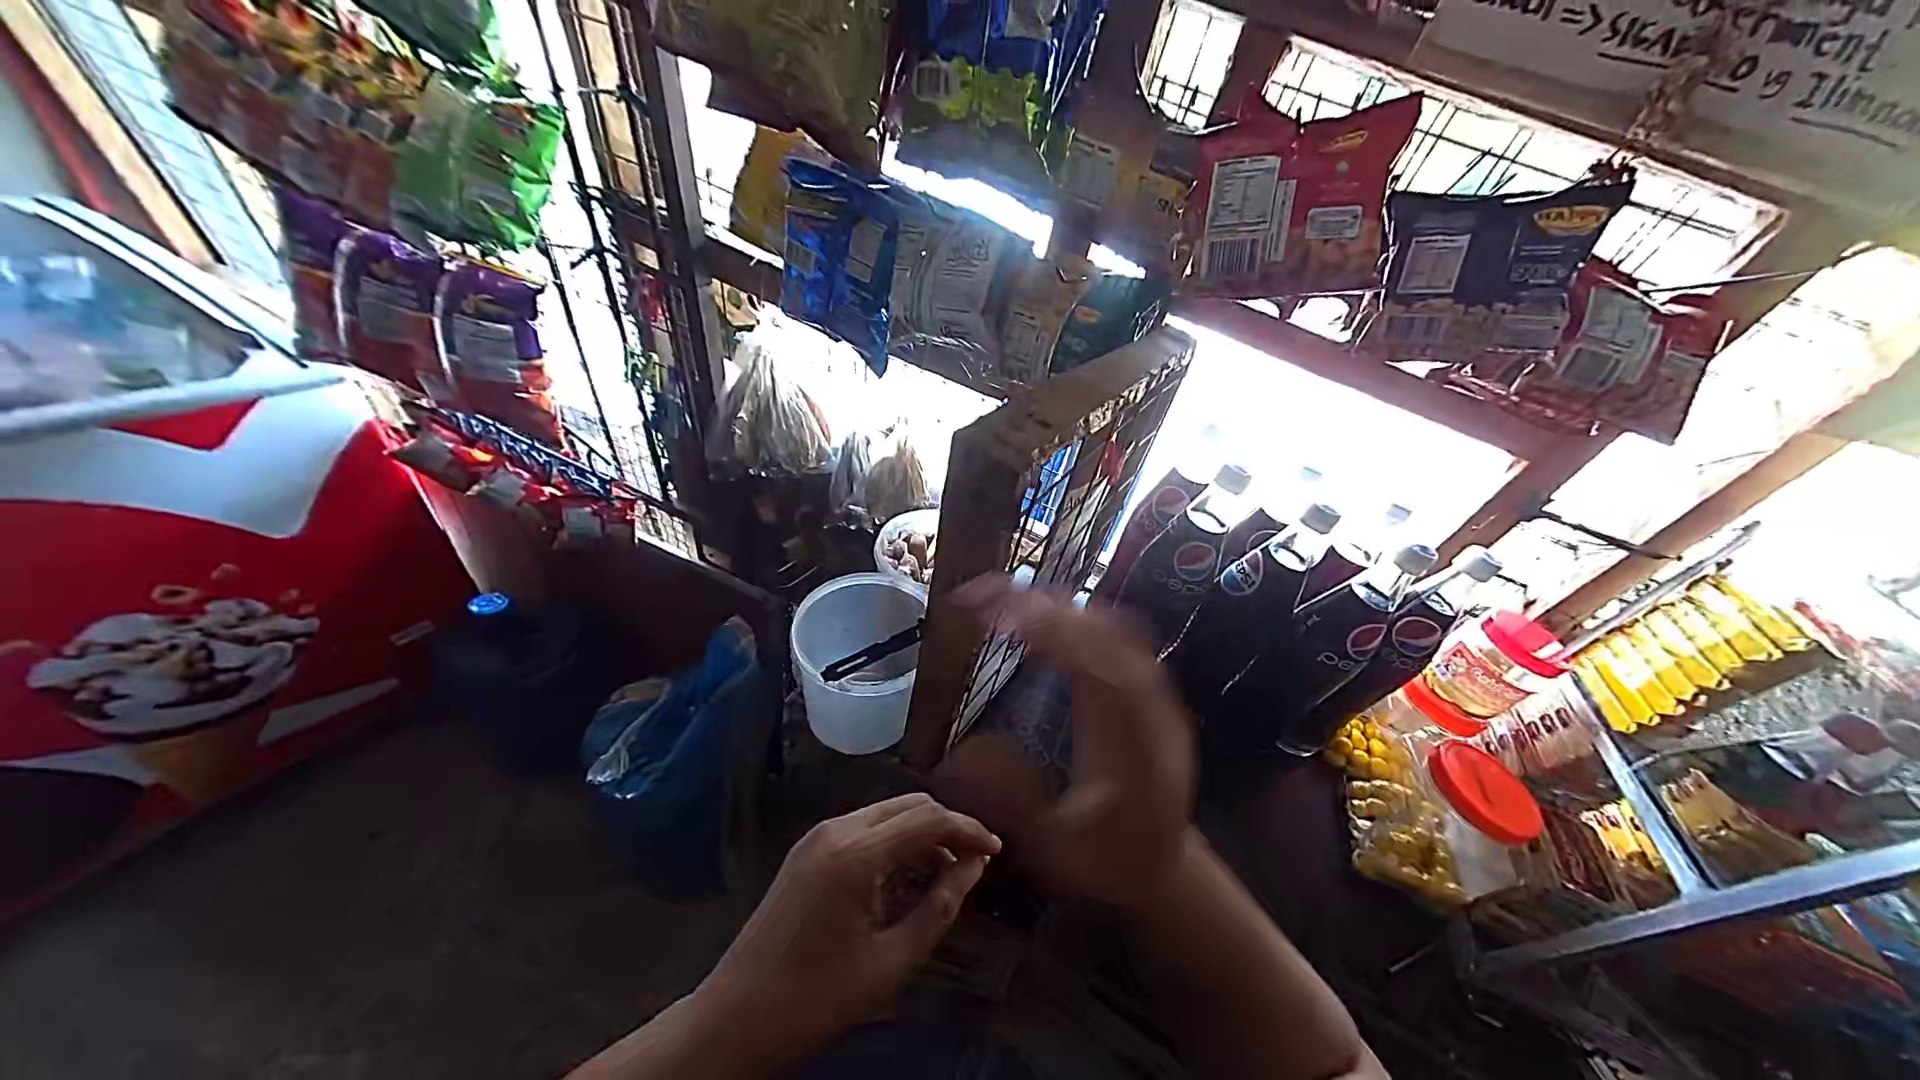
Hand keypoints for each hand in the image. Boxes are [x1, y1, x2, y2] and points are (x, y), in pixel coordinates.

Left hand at [692, 794, 999, 1064]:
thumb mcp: (892, 961)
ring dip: (920, 834)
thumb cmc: (818, 998)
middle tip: (973, 863)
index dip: (968, 830)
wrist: (736, 1016)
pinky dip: (893, 842)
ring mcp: (818, 835)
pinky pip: (865, 828)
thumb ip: (940, 906)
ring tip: (943, 876)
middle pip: (909, 805)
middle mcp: (837, 829)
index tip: (996, 851)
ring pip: (887, 813)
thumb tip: (974, 867)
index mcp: (856, 854)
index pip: (929, 820)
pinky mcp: (808, 848)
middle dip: (947, 827)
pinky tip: (904, 878)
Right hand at [937, 576, 1194, 906]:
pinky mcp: (1151, 694)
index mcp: (1127, 743)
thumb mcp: (1056, 846)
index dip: (1045, 629)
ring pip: (1112, 626)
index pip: (1091, 664)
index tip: (996, 616)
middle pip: (1100, 631)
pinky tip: (1048, 618)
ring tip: (1006, 600)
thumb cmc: (1111, 861)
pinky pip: (1120, 637)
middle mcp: (1148, 708)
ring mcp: (1155, 696)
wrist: (1167, 867)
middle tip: (981, 598)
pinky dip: (1080, 618)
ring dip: (1059, 605)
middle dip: (1039, 605)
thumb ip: (1013, 799)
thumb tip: (960, 755)